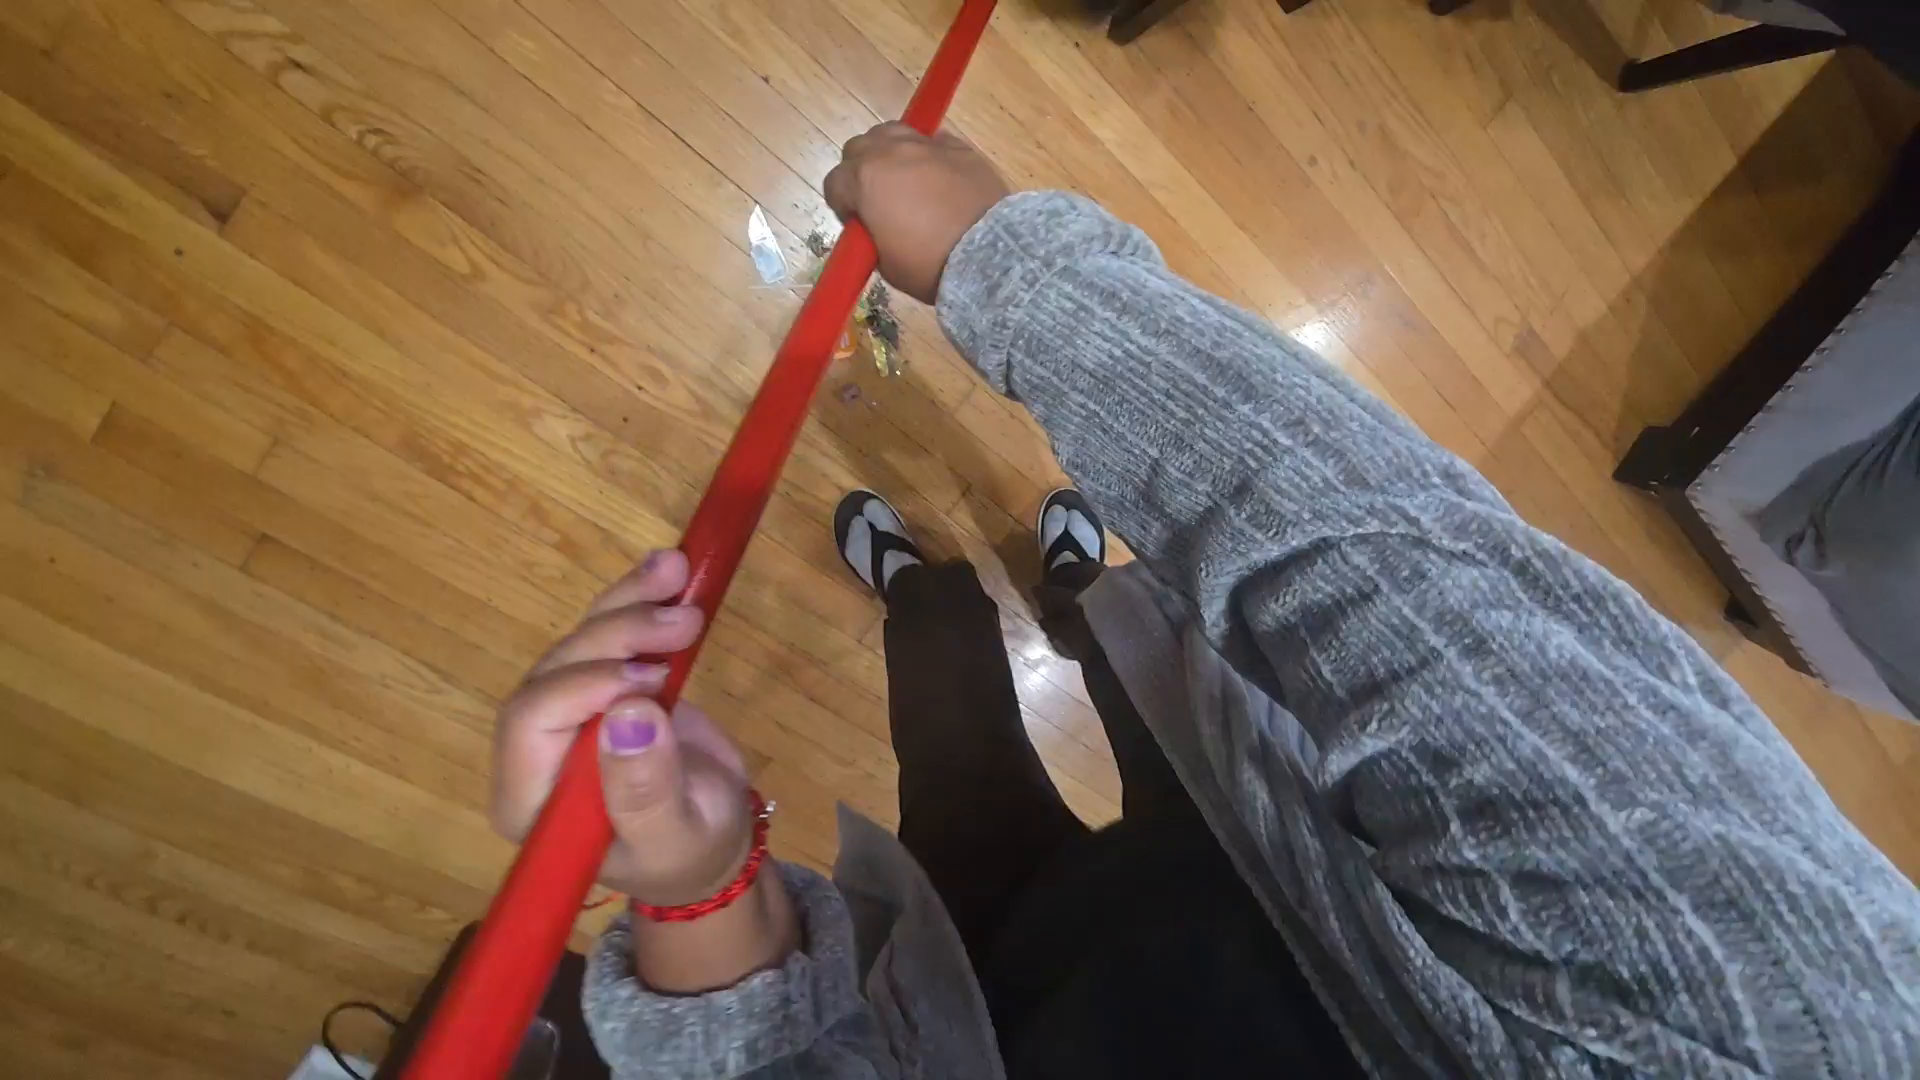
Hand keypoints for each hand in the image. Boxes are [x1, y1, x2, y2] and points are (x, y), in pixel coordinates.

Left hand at [491, 549, 753, 906]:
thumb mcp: (676, 834)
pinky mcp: (609, 682)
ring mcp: (573, 709)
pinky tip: (672, 570)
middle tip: (686, 621)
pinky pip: (612, 633)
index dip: (582, 686)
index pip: (528, 724)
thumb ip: (647, 789)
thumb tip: (631, 714)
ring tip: (680, 572)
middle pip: (555, 670)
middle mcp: (539, 746)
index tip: (653, 679)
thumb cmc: (689, 849)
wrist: (711, 833)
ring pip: (581, 640)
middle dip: (617, 636)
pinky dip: (640, 596)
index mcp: (533, 795)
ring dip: (628, 603)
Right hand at [823, 121, 1010, 303]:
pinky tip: (938, 181)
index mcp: (865, 180)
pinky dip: (926, 157)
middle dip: (860, 172)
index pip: (834, 182)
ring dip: (889, 155)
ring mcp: (926, 144)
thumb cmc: (929, 266)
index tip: (857, 225)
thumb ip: (871, 235)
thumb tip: (874, 225)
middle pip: (859, 148)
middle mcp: (890, 151)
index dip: (842, 206)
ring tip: (904, 184)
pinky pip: (931, 142)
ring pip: (893, 134)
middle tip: (877, 202)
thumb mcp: (886, 264)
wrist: (987, 255)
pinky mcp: (958, 146)